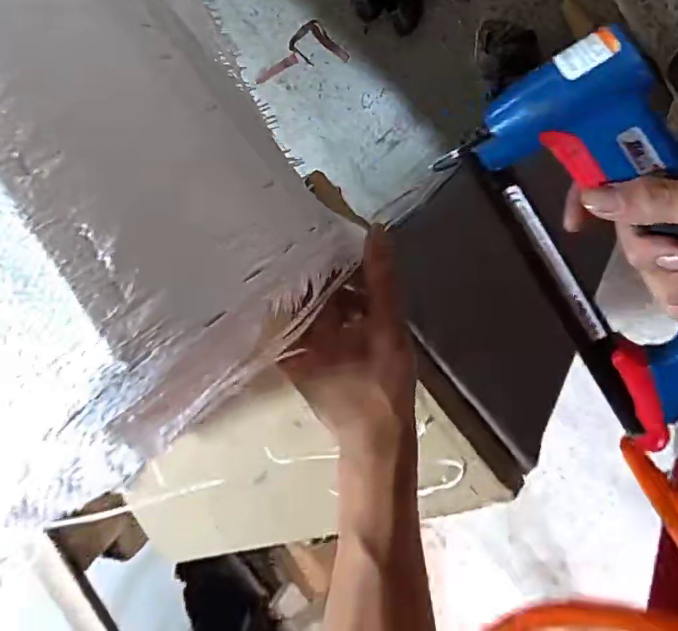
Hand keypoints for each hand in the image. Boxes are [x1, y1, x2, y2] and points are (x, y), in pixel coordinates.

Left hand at [281, 226, 416, 459]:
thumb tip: (376, 230)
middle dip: (334, 269)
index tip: (341, 232)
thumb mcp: (387, 328)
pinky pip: (322, 320)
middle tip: (358, 247)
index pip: (303, 277)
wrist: (380, 446)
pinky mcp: (311, 358)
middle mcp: (290, 338)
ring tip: (366, 273)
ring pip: (318, 304)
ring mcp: (300, 350)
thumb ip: (381, 279)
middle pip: (309, 289)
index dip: (323, 253)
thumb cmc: (381, 388)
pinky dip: (340, 308)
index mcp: (299, 331)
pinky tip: (363, 300)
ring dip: (341, 289)